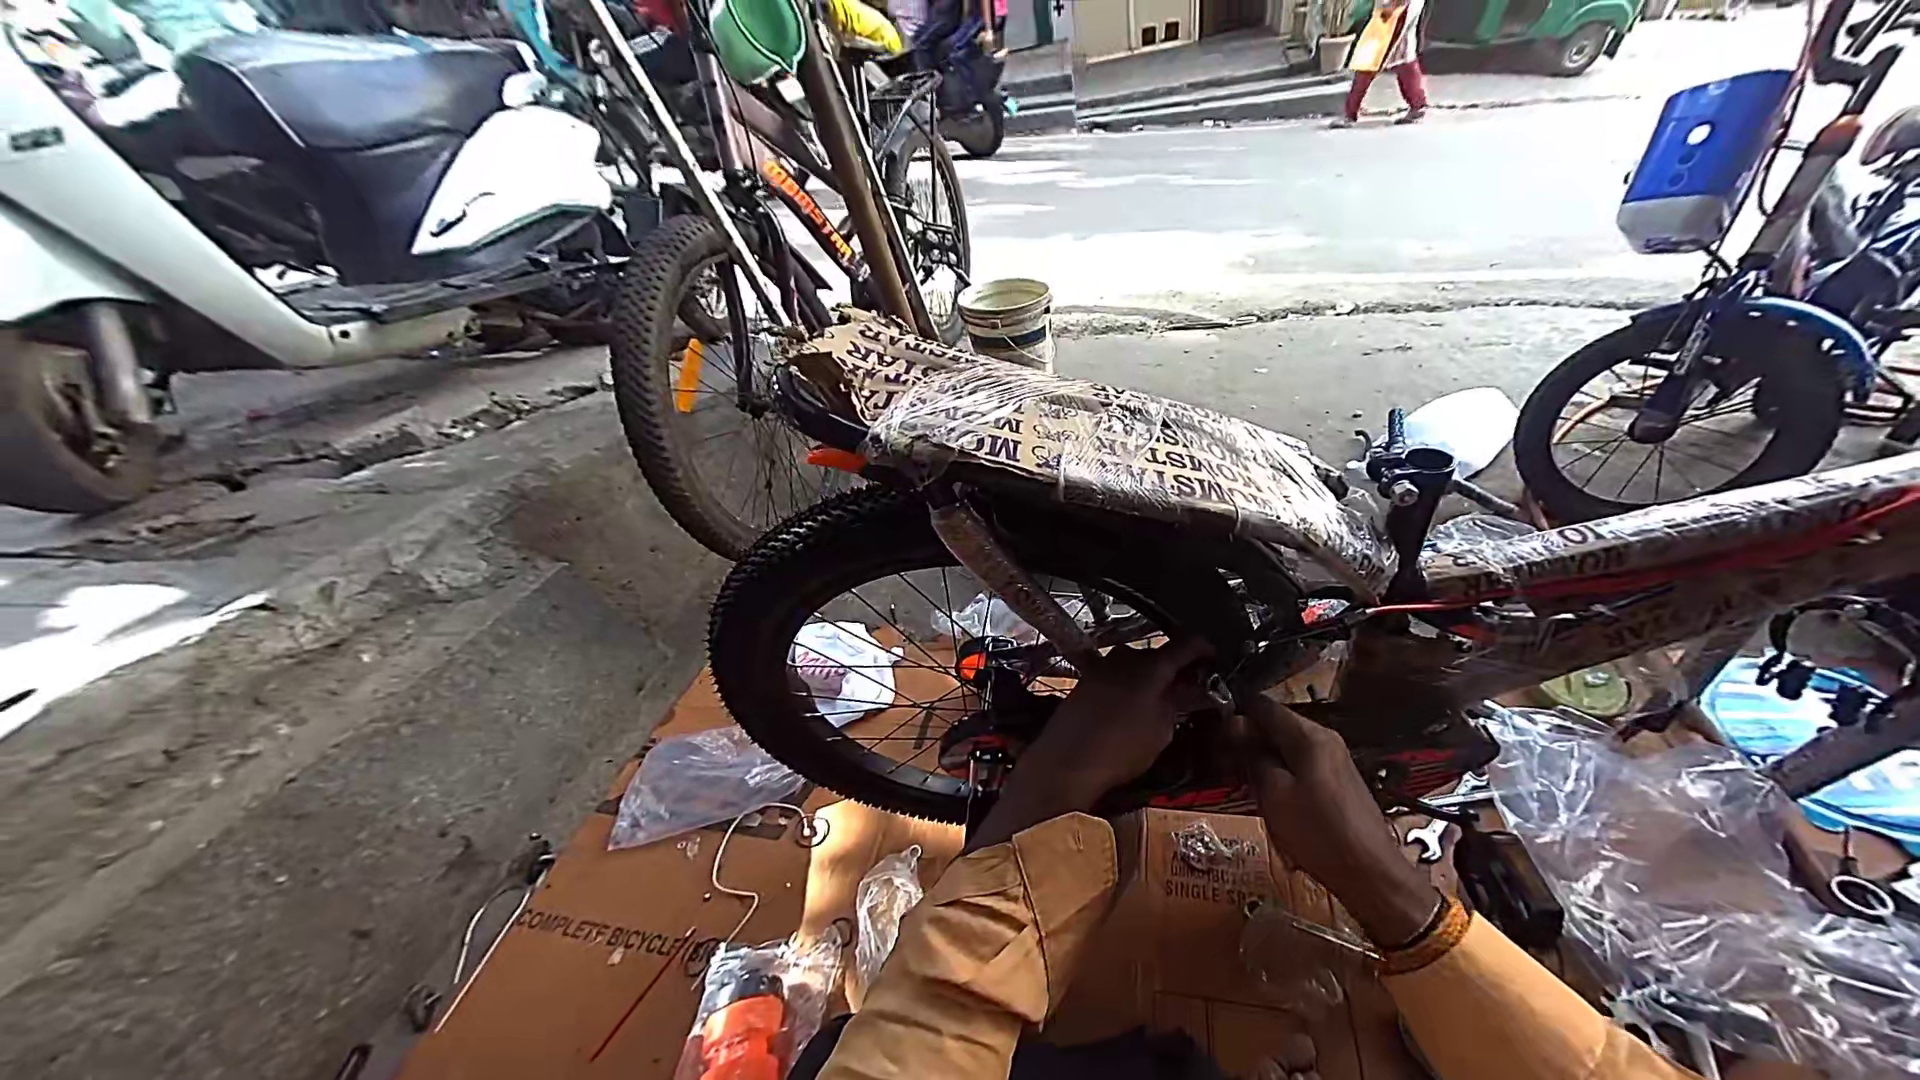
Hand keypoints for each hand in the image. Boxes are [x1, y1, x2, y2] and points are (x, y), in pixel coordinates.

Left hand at [965, 637, 1211, 849]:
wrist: (1066, 760)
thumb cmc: (1120, 749)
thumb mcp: (1161, 729)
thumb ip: (1179, 701)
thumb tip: (1195, 688)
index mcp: (1150, 666)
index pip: (1185, 644)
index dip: (1204, 648)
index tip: (1215, 657)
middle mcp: (1124, 657)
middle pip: (1157, 652)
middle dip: (1176, 666)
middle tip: (1191, 684)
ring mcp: (1101, 666)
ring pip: (1135, 661)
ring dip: (1151, 673)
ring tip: (1163, 696)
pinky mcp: (1085, 679)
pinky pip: (1116, 672)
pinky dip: (1130, 681)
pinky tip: (1134, 701)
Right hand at [1235, 695, 1440, 946]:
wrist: (1371, 875)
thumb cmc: (1318, 832)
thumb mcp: (1273, 793)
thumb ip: (1252, 753)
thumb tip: (1236, 724)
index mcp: (1310, 735)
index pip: (1264, 705)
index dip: (1236, 713)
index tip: (1217, 732)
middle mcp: (1325, 739)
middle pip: (1276, 724)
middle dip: (1248, 738)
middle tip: (1225, 759)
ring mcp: (1335, 759)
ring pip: (1287, 745)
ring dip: (1262, 756)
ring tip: (1243, 779)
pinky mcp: (1338, 780)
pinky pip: (1300, 762)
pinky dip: (1280, 770)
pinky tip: (1269, 793)